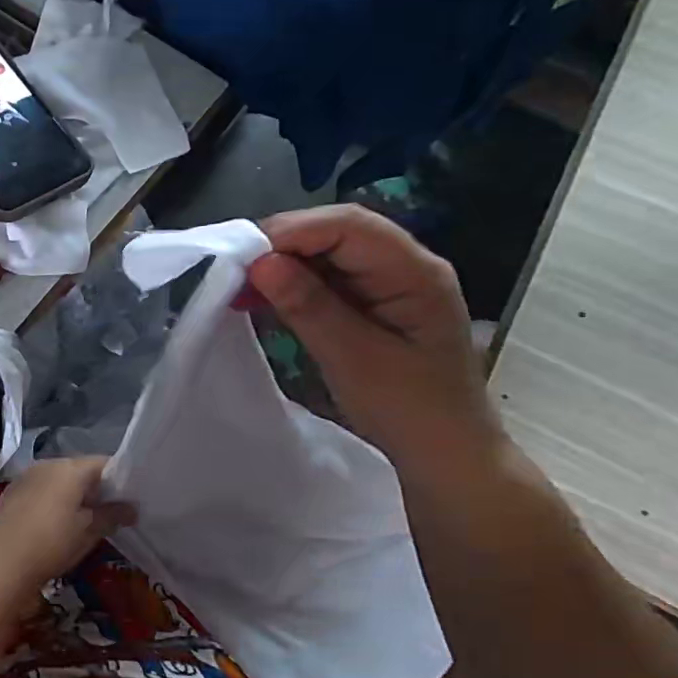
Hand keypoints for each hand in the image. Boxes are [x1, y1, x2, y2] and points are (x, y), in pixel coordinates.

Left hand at [0, 457, 132, 590]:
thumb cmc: (52, 543)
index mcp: (69, 468)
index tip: (131, 499)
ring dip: (73, 495)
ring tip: (85, 520)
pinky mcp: (10, 493)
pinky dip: (52, 501)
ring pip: (58, 480)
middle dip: (96, 488)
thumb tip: (131, 507)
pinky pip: (40, 490)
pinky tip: (56, 523)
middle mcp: (46, 465)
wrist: (1, 564)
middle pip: (79, 470)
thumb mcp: (89, 532)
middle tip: (111, 512)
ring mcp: (25, 477)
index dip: (120, 479)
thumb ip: (112, 515)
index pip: (103, 464)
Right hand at [249, 205, 504, 475]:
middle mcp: (404, 265)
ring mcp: (387, 282)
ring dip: (280, 264)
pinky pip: (324, 277)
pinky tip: (259, 297)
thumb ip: (309, 306)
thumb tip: (261, 263)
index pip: (349, 226)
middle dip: (281, 244)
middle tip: (233, 271)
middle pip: (337, 231)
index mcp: (414, 272)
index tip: (240, 258)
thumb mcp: (353, 359)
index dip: (291, 232)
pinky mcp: (369, 301)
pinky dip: (289, 283)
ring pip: (326, 251)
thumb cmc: (407, 409)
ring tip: (239, 285)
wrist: (444, 451)